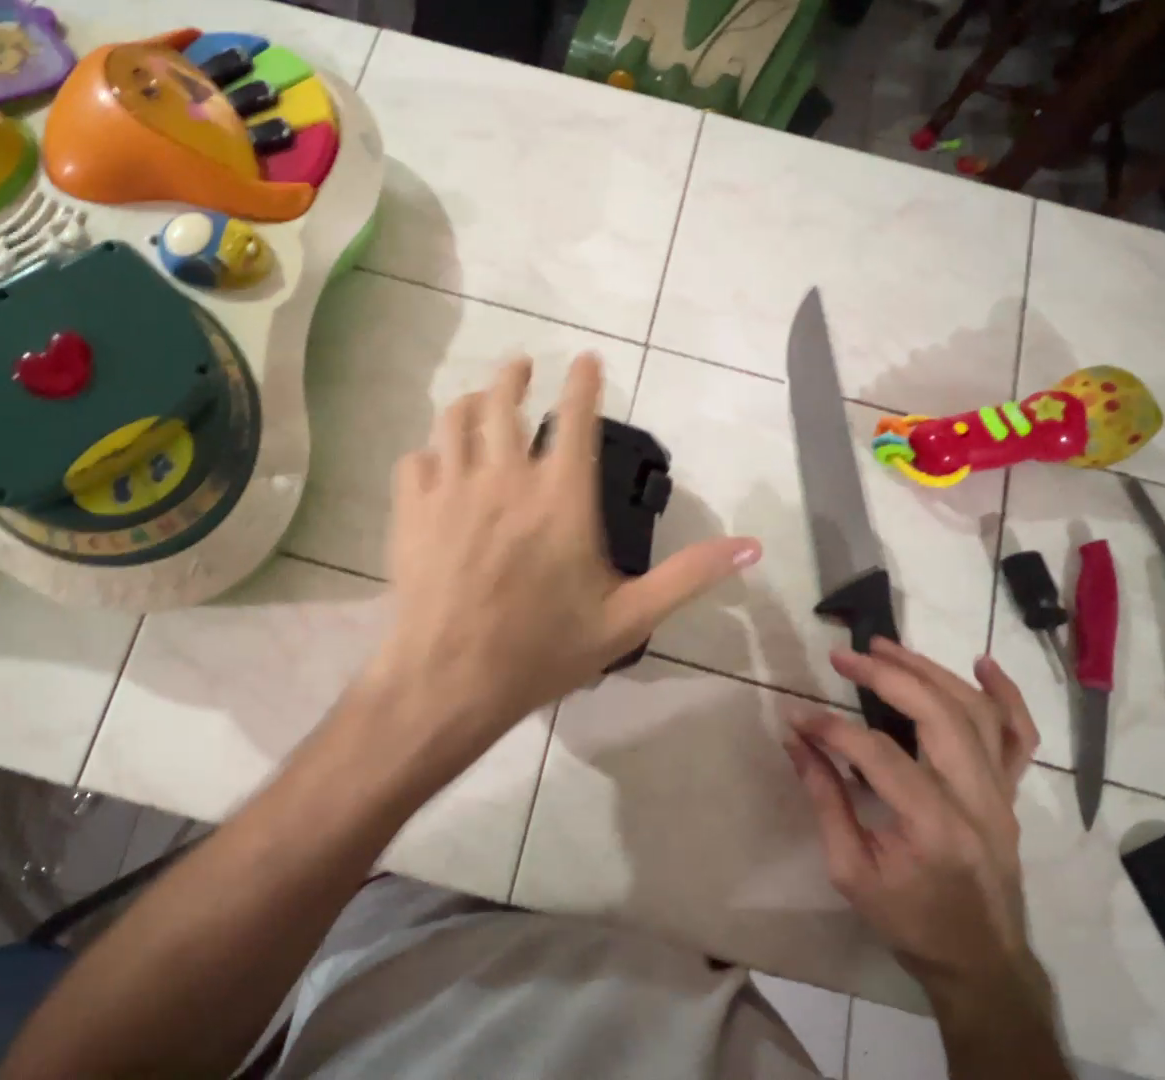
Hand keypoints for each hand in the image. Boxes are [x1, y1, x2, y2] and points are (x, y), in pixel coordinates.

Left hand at [365, 353, 760, 775]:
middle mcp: (503, 477)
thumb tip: (753, 546)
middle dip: (515, 374)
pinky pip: (415, 461)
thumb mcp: (627, 619)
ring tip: (479, 399)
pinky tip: (435, 463)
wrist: (452, 680)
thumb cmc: (543, 651)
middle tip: (523, 365)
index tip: (585, 360)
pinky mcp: (411, 512)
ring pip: (454, 419)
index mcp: (560, 497)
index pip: (575, 417)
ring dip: (471, 401)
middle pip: (504, 400)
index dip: (582, 381)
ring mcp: (451, 490)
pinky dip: (429, 453)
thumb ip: (688, 576)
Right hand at [783, 639, 1044, 1007]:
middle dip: (887, 676)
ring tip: (886, 647)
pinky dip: (1004, 696)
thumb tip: (796, 740)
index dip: (832, 730)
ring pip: (976, 713)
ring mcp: (1002, 794)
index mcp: (934, 826)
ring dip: (930, 672)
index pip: (878, 755)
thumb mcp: (850, 870)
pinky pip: (1018, 736)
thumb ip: (825, 799)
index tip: (796, 718)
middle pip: (938, 716)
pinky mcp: (1010, 794)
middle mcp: (977, 800)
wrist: (980, 961)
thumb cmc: (909, 922)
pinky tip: (980, 664)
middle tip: (844, 655)